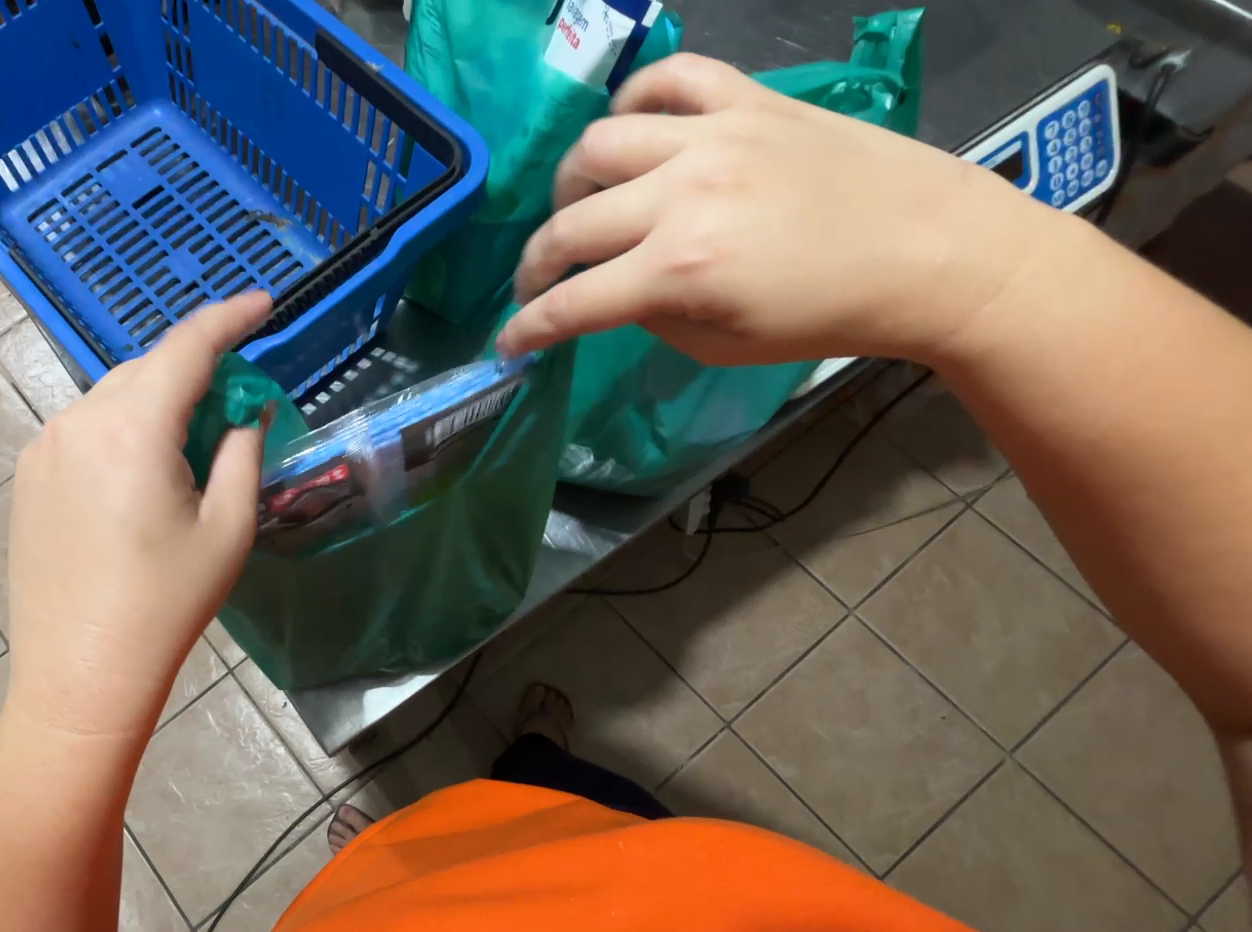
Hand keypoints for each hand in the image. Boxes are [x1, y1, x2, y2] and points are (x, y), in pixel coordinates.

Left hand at [3, 293, 270, 739]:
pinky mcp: (28, 476)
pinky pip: (85, 430)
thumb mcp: (229, 528)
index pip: (188, 346)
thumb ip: (244, 450)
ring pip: (114, 399)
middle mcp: (78, 421)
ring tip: (186, 458)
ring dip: (157, 407)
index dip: (229, 318)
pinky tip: (138, 482)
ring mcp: (44, 447)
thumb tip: (245, 408)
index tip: (261, 303)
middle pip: (148, 370)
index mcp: (132, 428)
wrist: (81, 671)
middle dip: (196, 376)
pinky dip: (122, 432)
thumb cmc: (166, 604)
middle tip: (234, 411)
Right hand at [496, 54, 1067, 366]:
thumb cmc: (821, 317)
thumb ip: (645, 313)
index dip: (526, 329)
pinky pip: (671, 78)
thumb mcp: (714, 343)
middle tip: (537, 287)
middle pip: (567, 225)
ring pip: (598, 144)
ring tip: (579, 210)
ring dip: (569, 187)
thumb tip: (606, 289)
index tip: (507, 344)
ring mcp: (715, 137)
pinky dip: (636, 100)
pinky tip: (631, 132)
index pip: (570, 303)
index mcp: (679, 269)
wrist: (931, 254)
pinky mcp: (750, 101)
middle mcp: (683, 194)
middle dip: (534, 268)